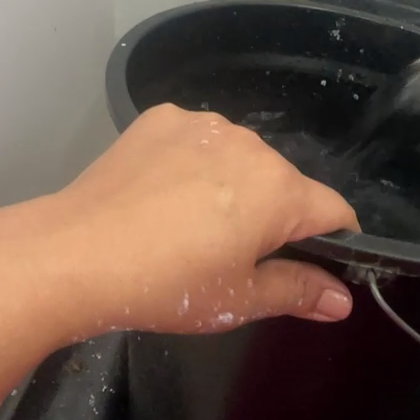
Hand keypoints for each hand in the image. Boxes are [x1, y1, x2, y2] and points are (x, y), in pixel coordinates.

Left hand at [22, 103, 358, 341]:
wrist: (75, 254)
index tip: (309, 265)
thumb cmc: (166, 284)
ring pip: (240, 159)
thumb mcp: (238, 299)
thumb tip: (344, 301)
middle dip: (274, 215)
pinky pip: (197, 140)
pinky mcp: (162, 118)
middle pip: (284, 182)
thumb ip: (298, 292)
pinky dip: (192, 163)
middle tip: (231, 255)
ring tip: (189, 224)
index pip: (334, 210)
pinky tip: (161, 194)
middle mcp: (251, 145)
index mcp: (279, 190)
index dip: (335, 241)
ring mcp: (203, 124)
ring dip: (232, 185)